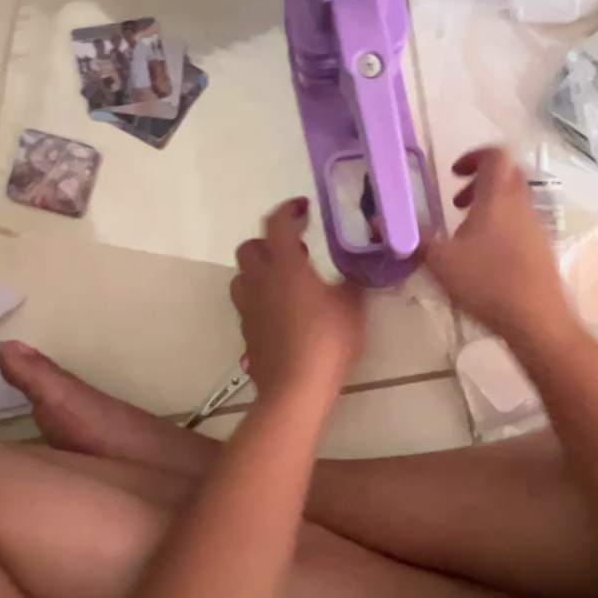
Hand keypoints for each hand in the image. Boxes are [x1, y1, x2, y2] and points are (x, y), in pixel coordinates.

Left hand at [231, 198, 364, 397]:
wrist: (295, 388)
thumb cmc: (327, 342)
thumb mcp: (352, 308)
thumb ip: (351, 283)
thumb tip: (354, 270)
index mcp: (286, 266)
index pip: (278, 224)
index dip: (289, 210)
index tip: (303, 208)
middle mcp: (260, 281)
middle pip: (249, 247)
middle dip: (269, 243)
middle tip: (295, 251)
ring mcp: (248, 308)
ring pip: (242, 277)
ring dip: (259, 271)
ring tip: (284, 282)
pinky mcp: (246, 332)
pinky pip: (248, 305)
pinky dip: (261, 300)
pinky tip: (283, 314)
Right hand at [423, 148, 576, 345]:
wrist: (536, 319)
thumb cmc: (487, 282)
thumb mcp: (441, 261)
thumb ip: (413, 238)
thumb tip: (380, 222)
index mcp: (498, 196)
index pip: (495, 155)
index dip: (473, 156)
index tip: (453, 174)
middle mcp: (522, 204)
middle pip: (507, 175)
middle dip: (480, 182)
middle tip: (458, 204)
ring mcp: (537, 227)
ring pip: (515, 202)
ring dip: (490, 208)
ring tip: (467, 236)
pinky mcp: (543, 249)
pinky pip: (522, 225)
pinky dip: (503, 228)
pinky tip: (486, 260)